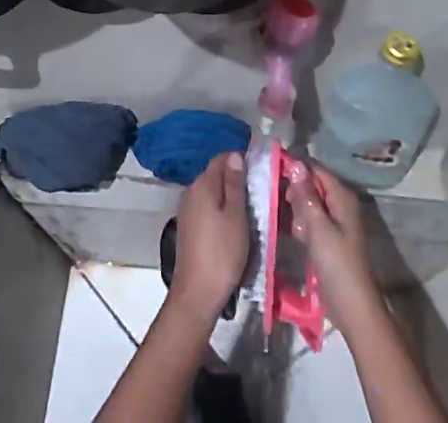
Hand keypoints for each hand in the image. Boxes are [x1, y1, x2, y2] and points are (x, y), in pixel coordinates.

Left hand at [170, 151, 247, 320]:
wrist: (197, 293)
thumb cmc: (222, 252)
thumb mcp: (236, 215)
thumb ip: (235, 183)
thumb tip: (235, 154)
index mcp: (202, 184)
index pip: (222, 157)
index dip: (241, 160)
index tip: (260, 172)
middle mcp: (191, 191)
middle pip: (216, 174)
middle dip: (236, 178)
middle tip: (259, 192)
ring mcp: (187, 210)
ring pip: (212, 192)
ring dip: (229, 196)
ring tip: (251, 210)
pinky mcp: (188, 226)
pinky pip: (207, 207)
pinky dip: (220, 209)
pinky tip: (234, 224)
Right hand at [287, 164, 384, 335]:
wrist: (352, 307)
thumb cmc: (337, 264)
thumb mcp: (318, 228)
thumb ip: (306, 196)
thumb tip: (295, 164)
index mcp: (342, 197)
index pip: (316, 169)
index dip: (296, 169)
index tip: (272, 172)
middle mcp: (340, 204)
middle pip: (312, 185)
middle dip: (297, 194)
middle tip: (288, 210)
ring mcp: (335, 222)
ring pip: (309, 204)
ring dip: (299, 212)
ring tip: (295, 229)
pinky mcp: (328, 237)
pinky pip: (311, 221)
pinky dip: (302, 226)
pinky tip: (297, 237)